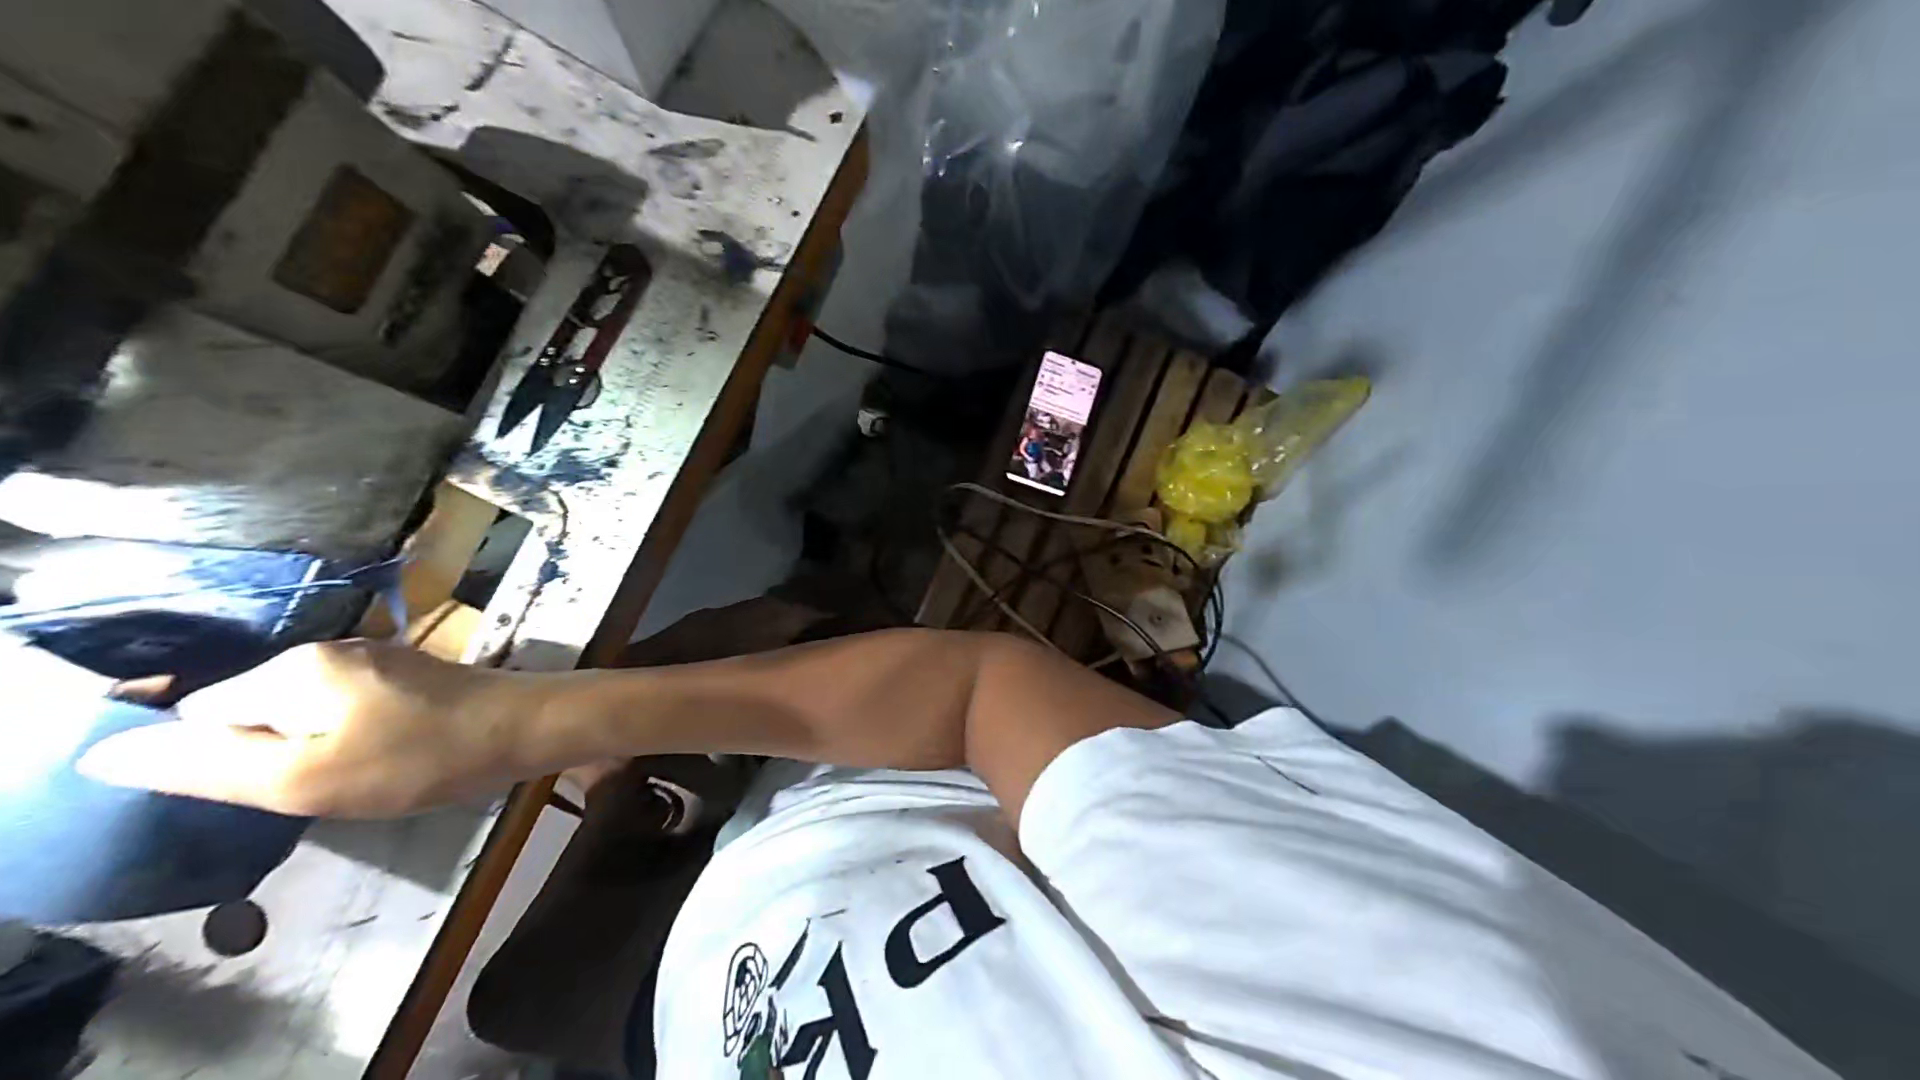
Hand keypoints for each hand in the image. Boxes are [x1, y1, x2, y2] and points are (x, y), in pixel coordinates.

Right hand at [77, 640, 540, 817]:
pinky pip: (351, 712)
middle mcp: (330, 652)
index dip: (219, 762)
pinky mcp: (411, 676)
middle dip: (273, 756)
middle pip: (254, 714)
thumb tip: (105, 753)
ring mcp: (376, 660)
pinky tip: (393, 758)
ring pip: (305, 716)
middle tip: (326, 783)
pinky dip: (358, 741)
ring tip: (365, 772)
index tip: (273, 786)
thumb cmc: (420, 756)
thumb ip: (206, 765)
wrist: (528, 728)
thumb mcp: (302, 776)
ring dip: (319, 752)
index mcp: (291, 668)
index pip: (199, 717)